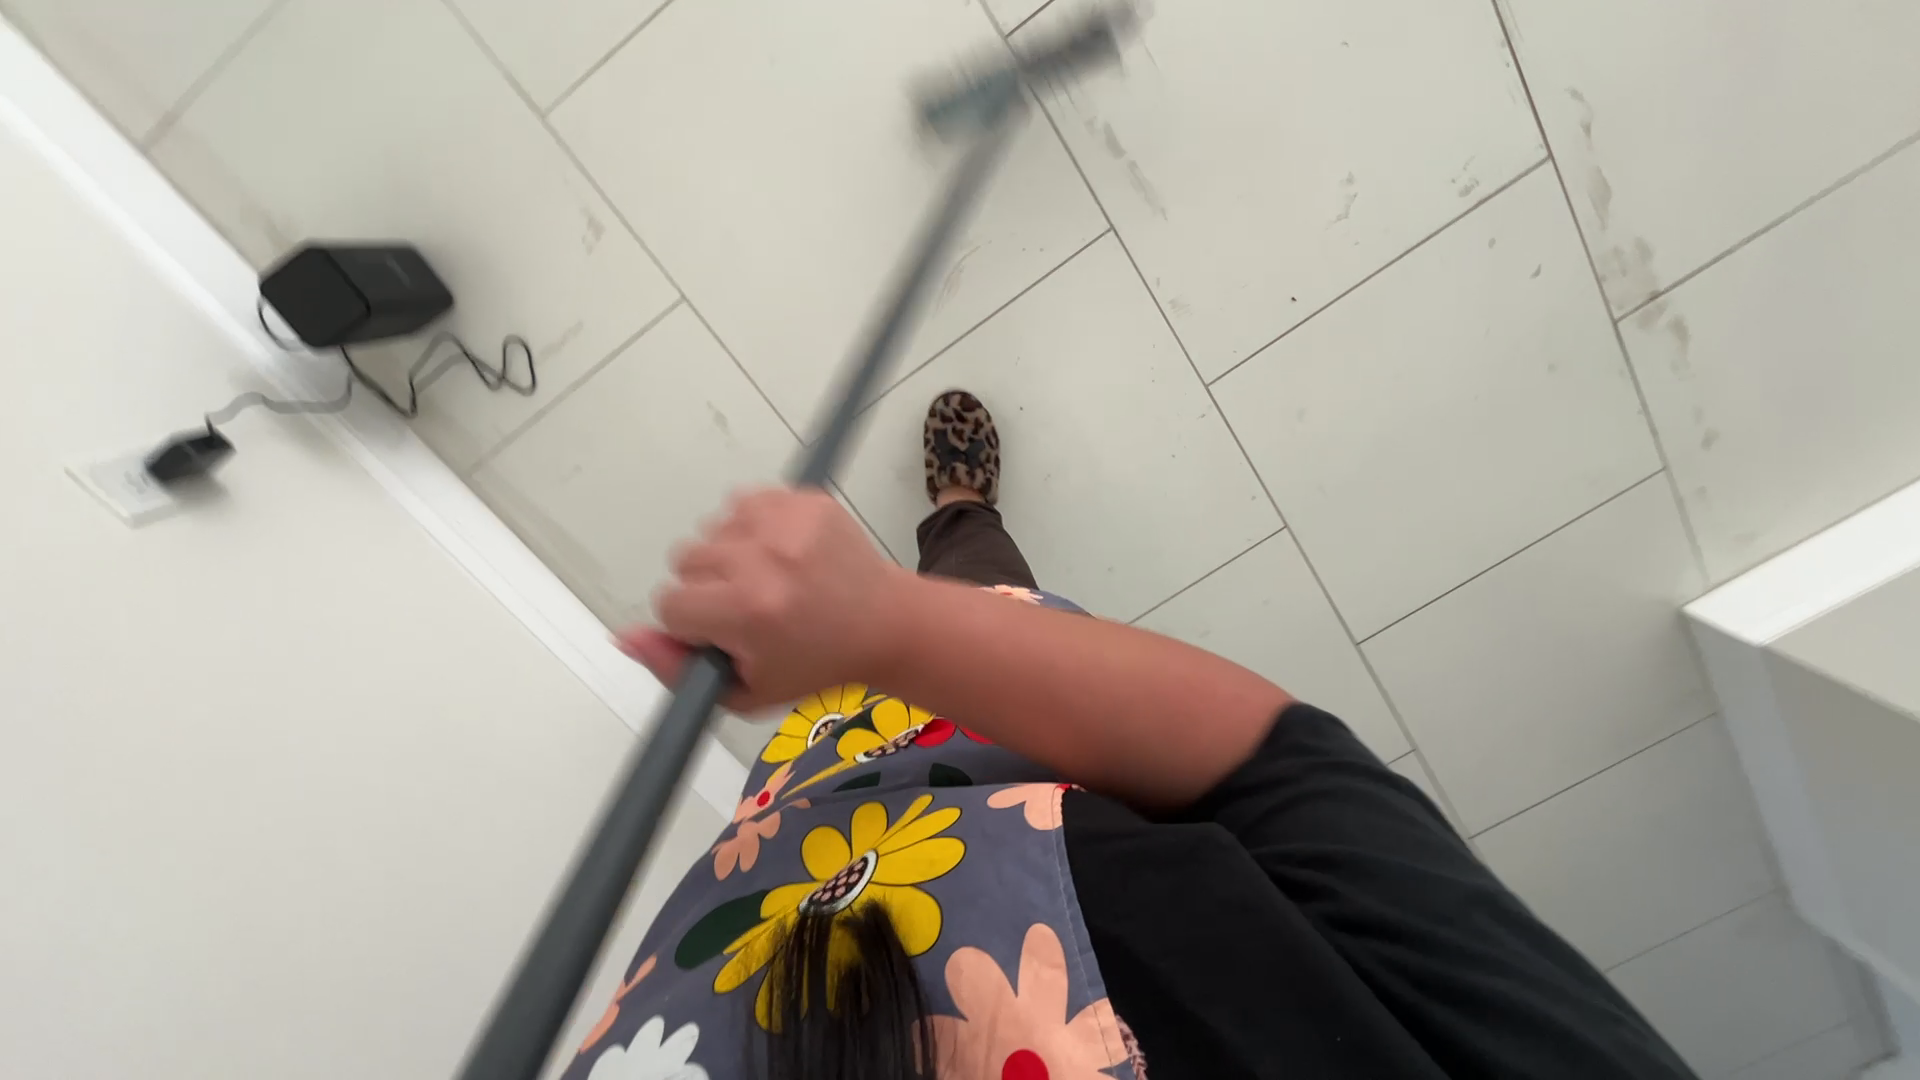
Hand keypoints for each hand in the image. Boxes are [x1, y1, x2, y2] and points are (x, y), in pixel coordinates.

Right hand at [615, 488, 913, 711]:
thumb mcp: (744, 690)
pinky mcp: (803, 498)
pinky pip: (742, 503)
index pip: (669, 604)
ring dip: (730, 555)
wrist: (882, 621)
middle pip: (685, 561)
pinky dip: (752, 527)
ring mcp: (784, 520)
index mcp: (746, 610)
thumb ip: (676, 669)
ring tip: (772, 579)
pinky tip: (782, 553)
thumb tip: (622, 635)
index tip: (729, 633)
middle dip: (709, 587)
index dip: (694, 624)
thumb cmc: (813, 663)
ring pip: (711, 530)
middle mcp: (761, 558)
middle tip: (753, 607)